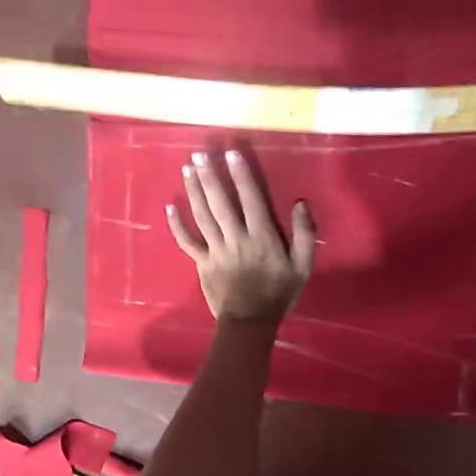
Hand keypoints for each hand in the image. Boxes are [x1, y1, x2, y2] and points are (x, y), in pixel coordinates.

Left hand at [166, 150, 314, 323]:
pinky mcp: (202, 262)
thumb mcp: (303, 266)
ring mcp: (216, 250)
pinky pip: (187, 241)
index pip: (250, 199)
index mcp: (262, 236)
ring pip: (202, 215)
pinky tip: (170, 206)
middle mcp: (236, 238)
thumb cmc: (279, 293)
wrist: (250, 323)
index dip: (241, 174)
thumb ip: (304, 234)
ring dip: (194, 190)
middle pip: (220, 202)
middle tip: (199, 153)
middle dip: (209, 175)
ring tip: (187, 168)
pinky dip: (177, 224)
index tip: (231, 152)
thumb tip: (300, 203)